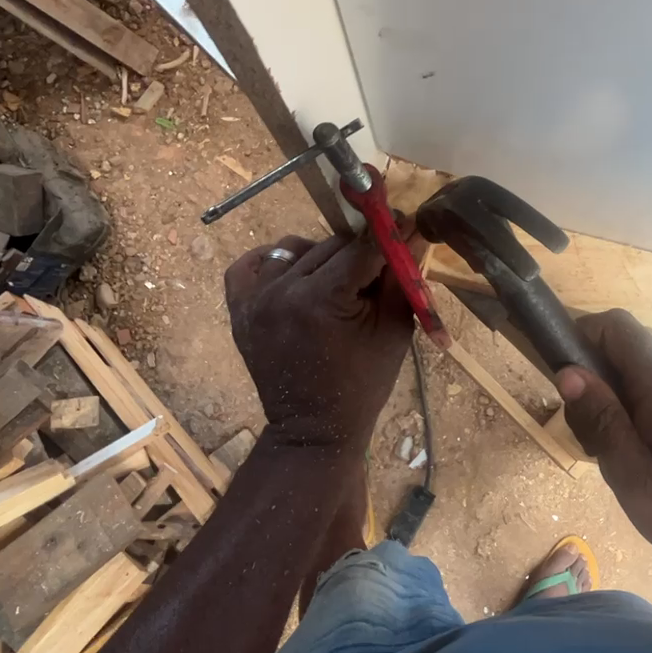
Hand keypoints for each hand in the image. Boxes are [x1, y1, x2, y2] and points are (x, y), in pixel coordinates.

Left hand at [224, 229, 414, 447]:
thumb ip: (402, 277)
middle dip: (357, 254)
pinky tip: (294, 274)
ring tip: (336, 281)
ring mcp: (255, 300)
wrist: (314, 428)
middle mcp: (282, 292)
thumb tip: (412, 230)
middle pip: (330, 245)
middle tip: (375, 271)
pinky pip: (250, 265)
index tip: (404, 223)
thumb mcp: (394, 330)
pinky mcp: (239, 310)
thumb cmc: (363, 383)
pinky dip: (273, 262)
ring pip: (295, 248)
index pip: (360, 248)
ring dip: (320, 256)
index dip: (386, 237)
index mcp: (322, 300)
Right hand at [557, 310, 651, 577]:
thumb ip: (602, 422)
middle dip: (594, 389)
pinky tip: (645, 467)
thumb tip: (568, 372)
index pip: (616, 325)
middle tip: (593, 445)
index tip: (565, 382)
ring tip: (621, 466)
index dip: (581, 337)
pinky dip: (637, 420)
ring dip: (614, 411)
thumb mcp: (636, 480)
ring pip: (637, 380)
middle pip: (621, 355)